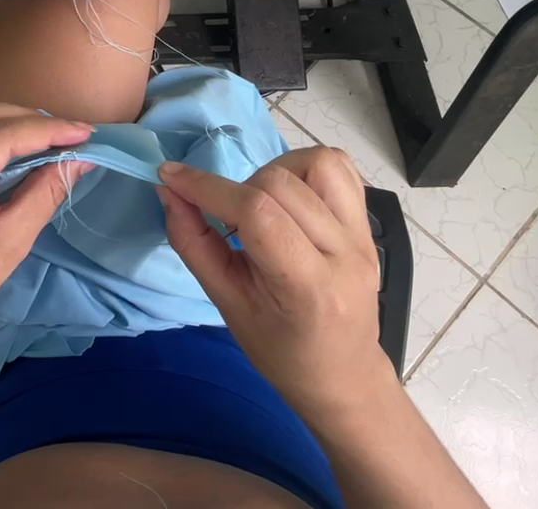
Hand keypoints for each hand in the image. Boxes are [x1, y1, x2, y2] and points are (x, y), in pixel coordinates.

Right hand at [156, 146, 394, 415]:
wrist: (343, 375)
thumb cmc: (279, 348)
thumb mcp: (225, 302)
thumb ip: (192, 242)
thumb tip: (168, 189)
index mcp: (309, 286)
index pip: (257, 212)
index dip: (206, 186)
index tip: (170, 176)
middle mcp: (345, 254)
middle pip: (281, 183)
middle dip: (235, 188)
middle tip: (225, 218)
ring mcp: (364, 237)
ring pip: (316, 164)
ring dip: (273, 173)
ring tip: (260, 205)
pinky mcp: (369, 225)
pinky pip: (340, 168)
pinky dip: (305, 168)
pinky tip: (288, 197)